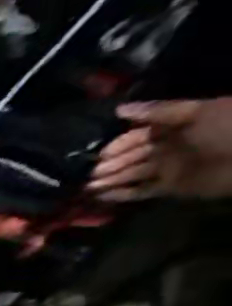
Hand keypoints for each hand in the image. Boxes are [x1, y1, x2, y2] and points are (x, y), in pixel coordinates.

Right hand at [89, 100, 231, 201]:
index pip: (137, 137)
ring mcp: (168, 169)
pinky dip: (119, 195)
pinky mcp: (169, 188)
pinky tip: (100, 196)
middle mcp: (168, 148)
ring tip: (87, 187)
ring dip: (109, 181)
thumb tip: (118, 109)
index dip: (117, 145)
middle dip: (109, 165)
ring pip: (130, 175)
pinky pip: (139, 192)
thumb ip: (157, 111)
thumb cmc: (227, 128)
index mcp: (175, 129)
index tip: (99, 154)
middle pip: (131, 157)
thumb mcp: (196, 112)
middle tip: (89, 173)